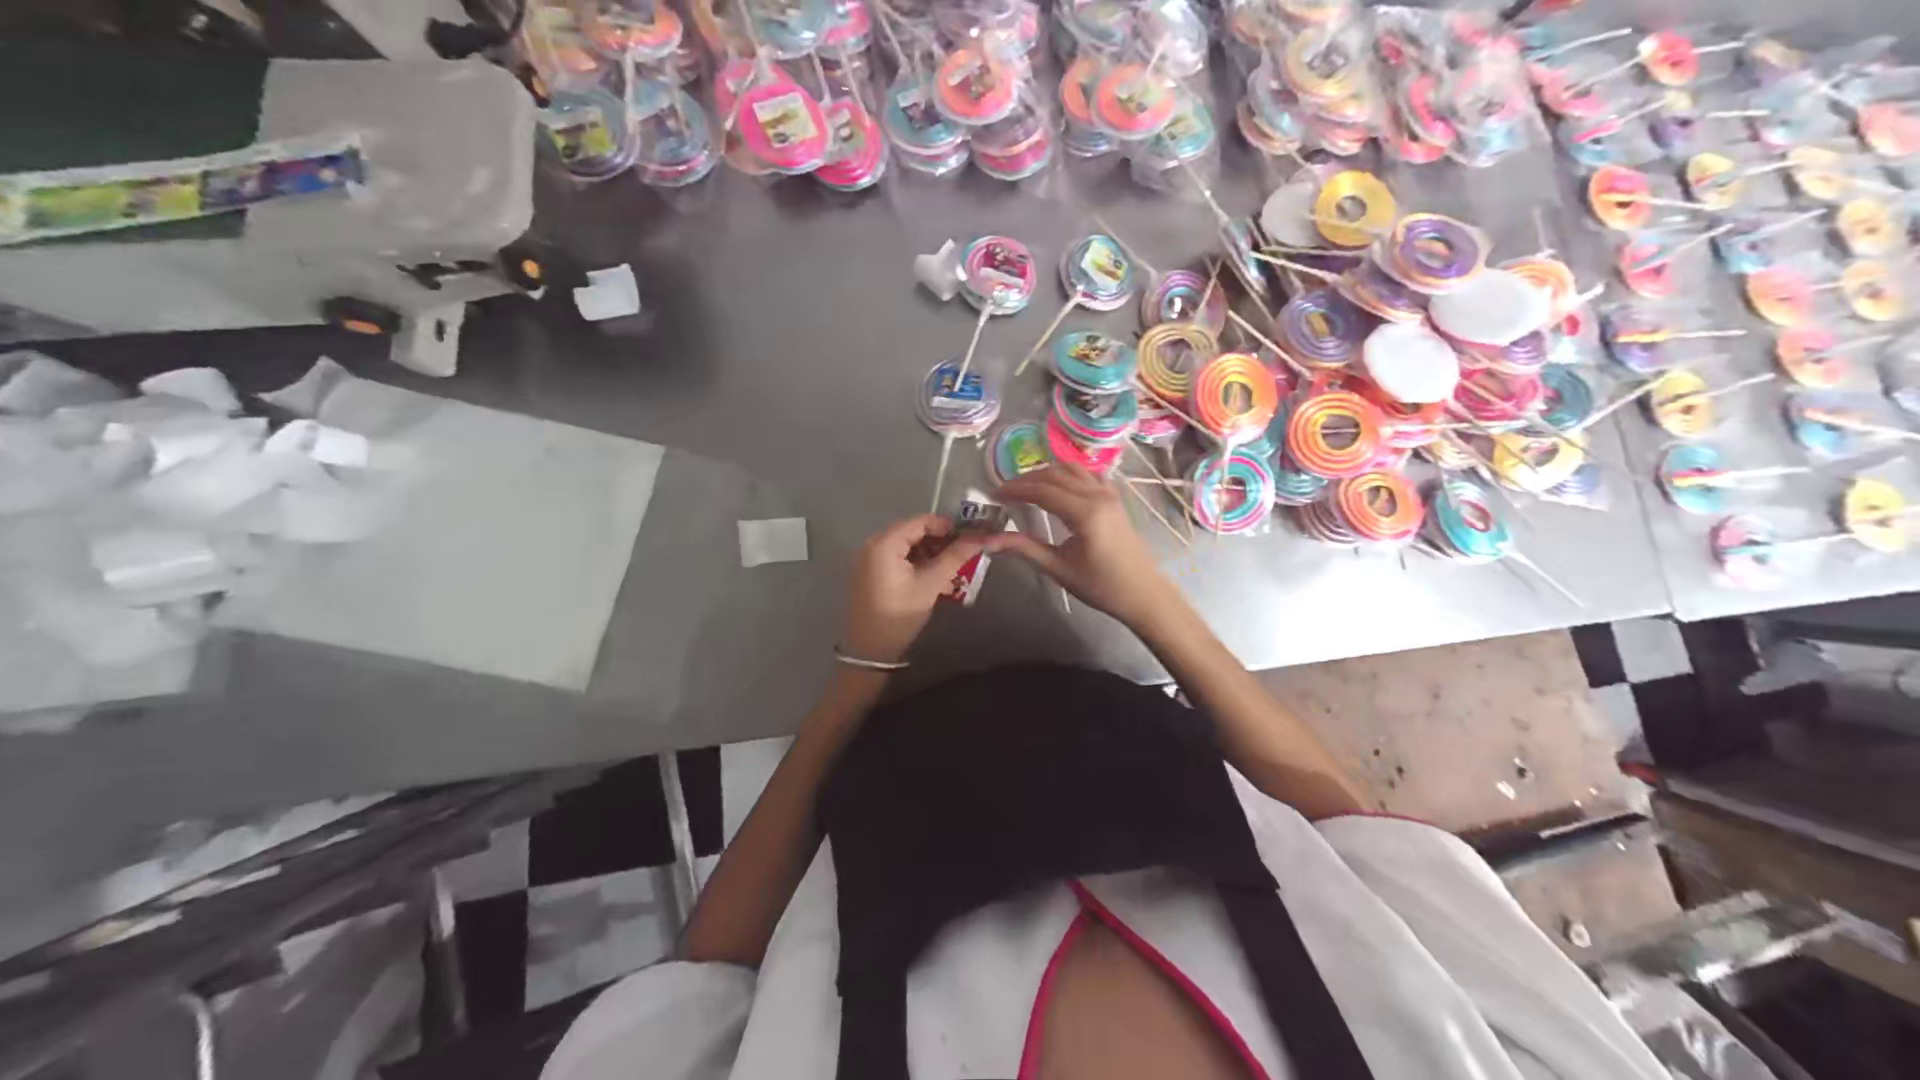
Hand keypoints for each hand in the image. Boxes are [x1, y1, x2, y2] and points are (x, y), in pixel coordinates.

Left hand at [840, 514, 988, 663]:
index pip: (922, 521)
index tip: (970, 540)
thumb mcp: (930, 584)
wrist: (869, 651)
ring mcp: (871, 560)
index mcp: (885, 542)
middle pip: (915, 533)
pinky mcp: (873, 574)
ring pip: (909, 548)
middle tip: (964, 558)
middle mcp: (874, 545)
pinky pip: (900, 560)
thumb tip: (981, 539)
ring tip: (953, 574)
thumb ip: (955, 557)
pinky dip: (919, 566)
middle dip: (941, 544)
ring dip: (932, 557)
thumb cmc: (899, 614)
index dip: (948, 527)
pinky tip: (936, 582)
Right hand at [989, 463, 1181, 629]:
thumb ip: (1024, 548)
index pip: (1042, 491)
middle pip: (1054, 475)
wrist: (1143, 593)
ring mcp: (1109, 493)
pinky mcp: (1114, 498)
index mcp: (1085, 513)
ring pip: (1071, 469)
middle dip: (1026, 480)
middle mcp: (1098, 495)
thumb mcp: (1058, 568)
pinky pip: (1086, 474)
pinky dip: (1066, 474)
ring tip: (1025, 487)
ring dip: (1045, 473)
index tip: (994, 495)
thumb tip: (988, 541)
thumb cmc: (1101, 586)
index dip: (1015, 490)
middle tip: (1004, 492)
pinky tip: (1055, 487)